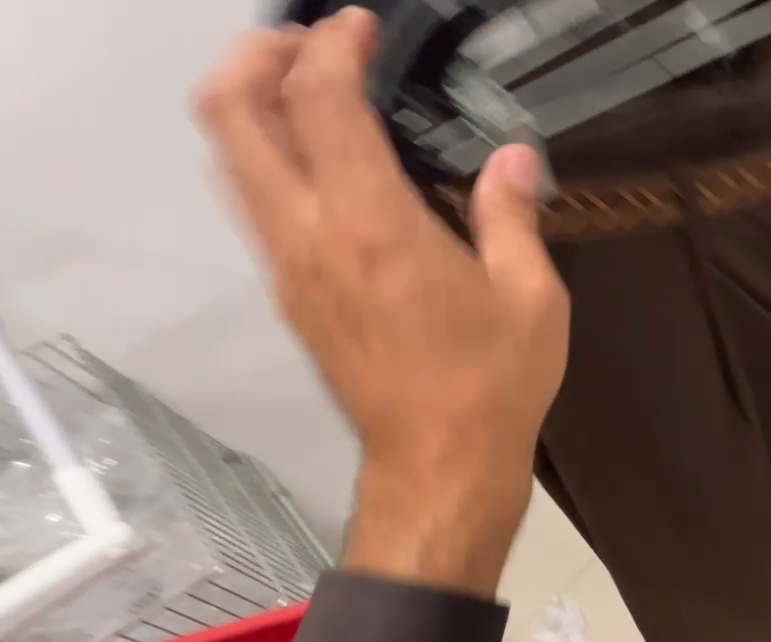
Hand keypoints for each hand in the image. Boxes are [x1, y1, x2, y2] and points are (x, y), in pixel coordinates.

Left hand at [194, 8, 569, 593]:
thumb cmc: (496, 379)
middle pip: (231, 111)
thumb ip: (514, 218)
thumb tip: (515, 157)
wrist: (442, 458)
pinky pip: (252, 205)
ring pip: (227, 158)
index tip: (358, 27)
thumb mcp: (533, 299)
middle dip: (256, 56)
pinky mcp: (290, 297)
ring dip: (249, 108)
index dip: (331, 47)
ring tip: (301, 98)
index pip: (320, 101)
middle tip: (306, 47)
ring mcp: (288, 266)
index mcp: (375, 223)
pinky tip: (321, 177)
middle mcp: (310, 231)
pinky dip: (266, 162)